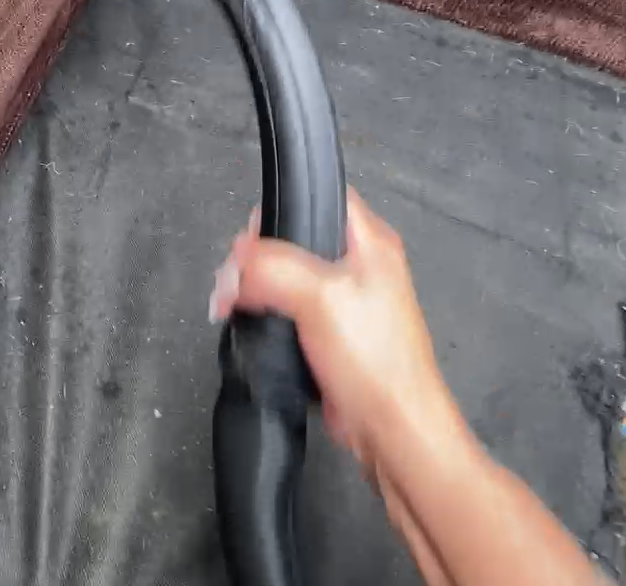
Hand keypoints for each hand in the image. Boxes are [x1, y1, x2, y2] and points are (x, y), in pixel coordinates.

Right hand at [208, 188, 469, 475]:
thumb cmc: (375, 361)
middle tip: (237, 280)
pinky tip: (248, 321)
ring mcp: (341, 297)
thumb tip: (233, 263)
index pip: (317, 194)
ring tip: (233, 303)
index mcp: (368, 241)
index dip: (282, 206)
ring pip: (281, 270)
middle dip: (254, 256)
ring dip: (252, 285)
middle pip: (289, 234)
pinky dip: (261, 310)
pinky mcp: (326, 328)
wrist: (392, 432)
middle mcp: (357, 263)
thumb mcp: (318, 295)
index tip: (256, 234)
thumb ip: (270, 266)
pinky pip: (283, 303)